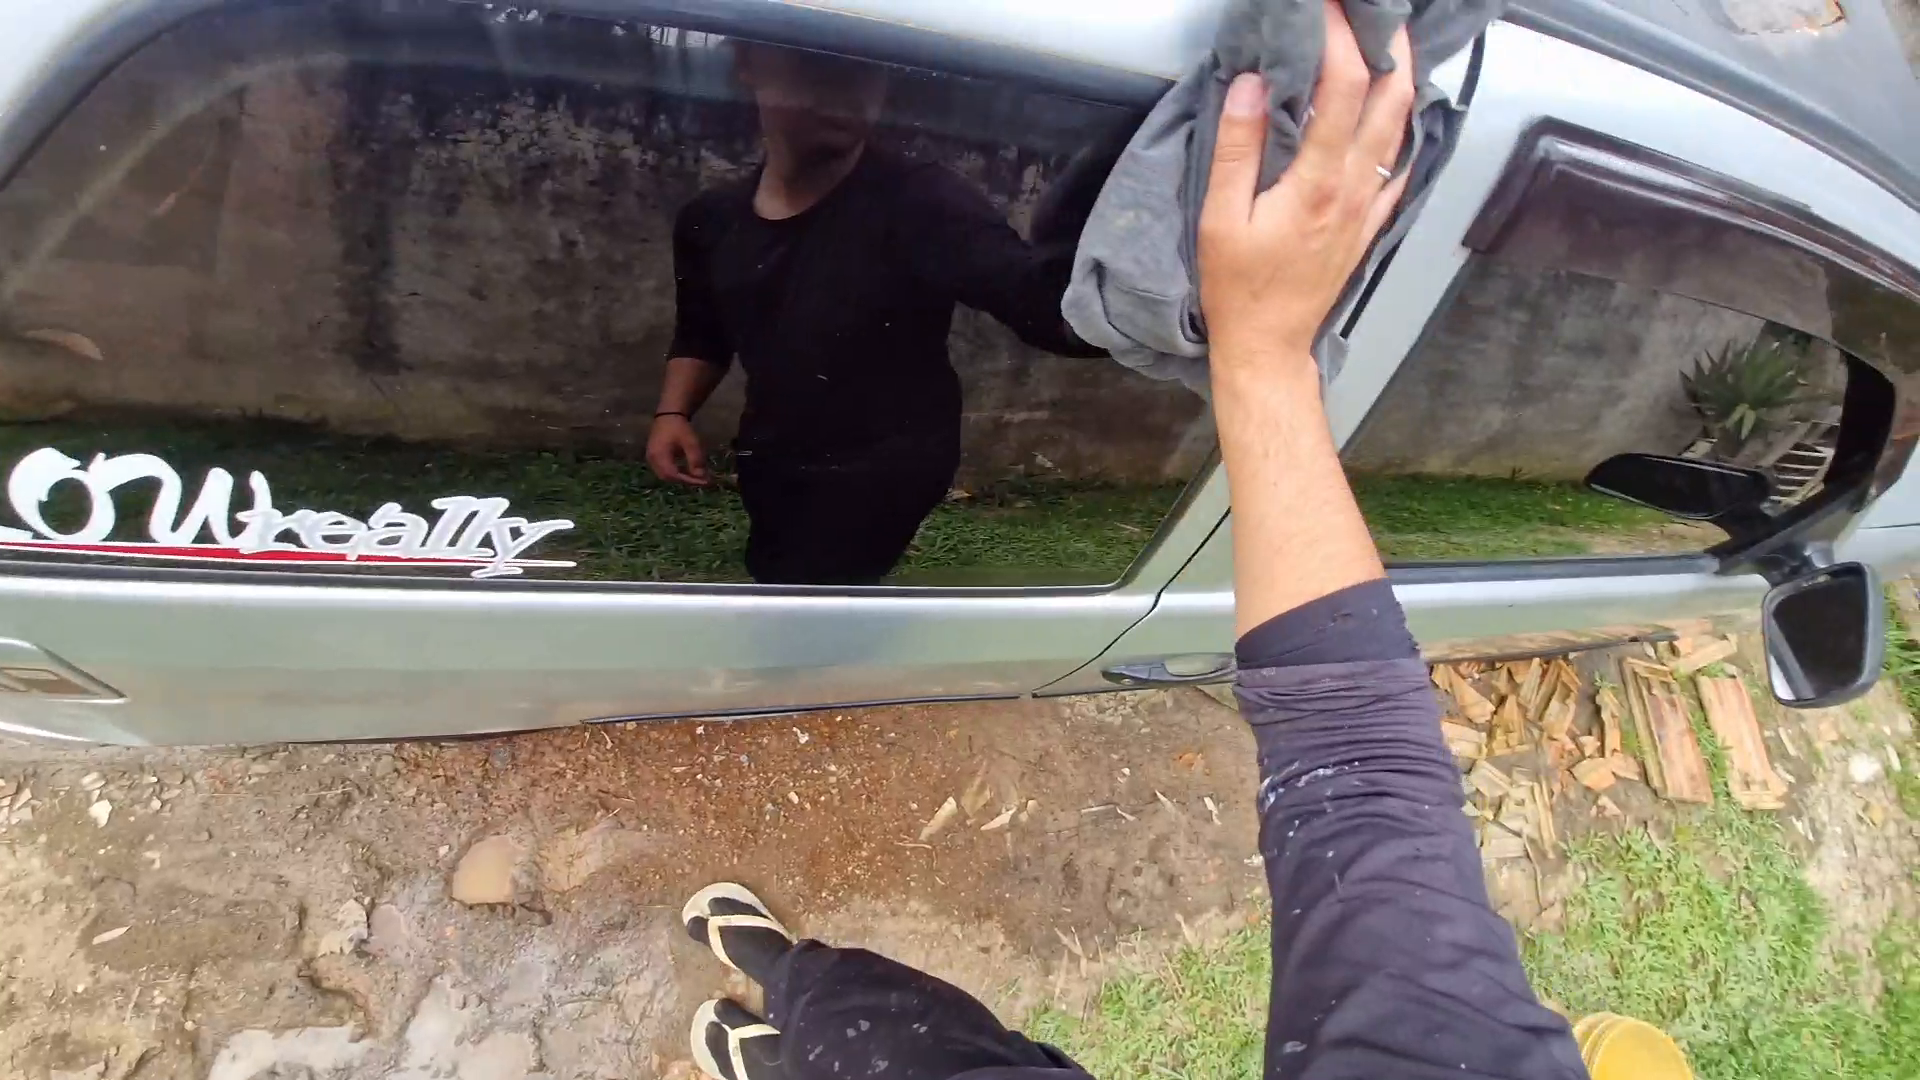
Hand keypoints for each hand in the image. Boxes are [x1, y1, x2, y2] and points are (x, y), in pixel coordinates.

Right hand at [646, 414, 710, 485]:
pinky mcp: (654, 457)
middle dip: (685, 480)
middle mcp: (652, 459)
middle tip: (701, 480)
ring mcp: (651, 458)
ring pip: (666, 475)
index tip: (704, 482)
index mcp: (659, 456)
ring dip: (681, 477)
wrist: (669, 415)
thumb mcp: (691, 443)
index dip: (689, 480)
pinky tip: (688, 471)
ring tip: (696, 476)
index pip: (673, 475)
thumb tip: (701, 477)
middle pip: (668, 477)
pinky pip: (664, 469)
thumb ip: (695, 460)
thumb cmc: (680, 427)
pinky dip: (676, 472)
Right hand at [1198, 4, 1414, 370]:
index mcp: (1317, 182)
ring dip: (1399, 75)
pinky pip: (1400, 162)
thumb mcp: (1219, 223)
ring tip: (1384, 44)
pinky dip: (1400, 126)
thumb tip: (1251, 86)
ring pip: (1402, 124)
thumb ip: (1237, 152)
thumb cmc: (1237, 290)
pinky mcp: (1370, 223)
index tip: (1327, 6)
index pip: (1344, 85)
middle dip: (1384, 41)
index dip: (1340, 34)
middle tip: (1368, 13)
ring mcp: (1369, 205)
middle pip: (1391, 93)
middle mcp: (1355, 186)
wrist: (1269, 344)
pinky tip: (1390, 113)